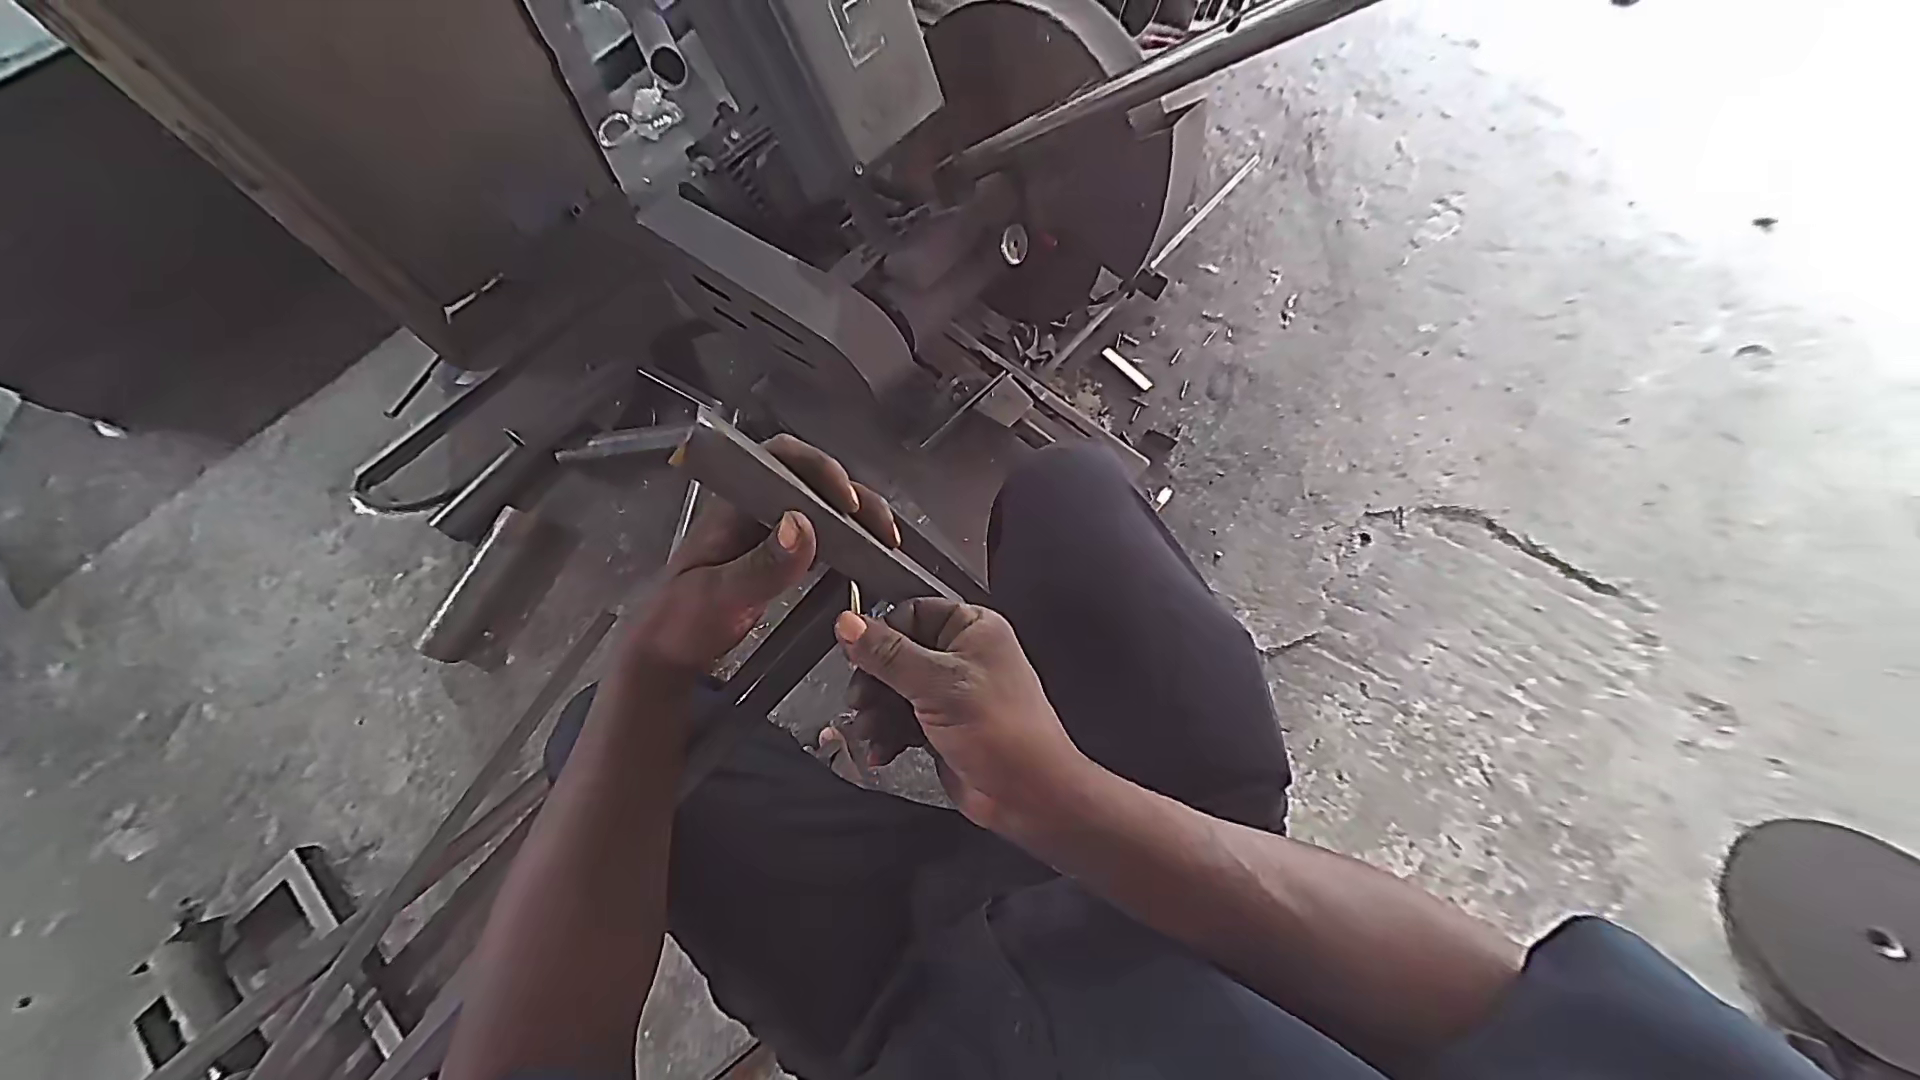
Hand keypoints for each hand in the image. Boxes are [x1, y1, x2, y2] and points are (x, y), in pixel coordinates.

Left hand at [622, 434, 899, 674]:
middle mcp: (756, 510)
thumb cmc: (679, 624)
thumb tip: (802, 525)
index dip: (820, 469)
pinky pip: (824, 534)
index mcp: (733, 506)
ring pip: (824, 507)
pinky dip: (852, 540)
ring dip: (860, 518)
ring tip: (887, 541)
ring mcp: (771, 532)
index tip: (848, 501)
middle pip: (812, 480)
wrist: (666, 656)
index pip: (779, 459)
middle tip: (883, 529)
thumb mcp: (718, 596)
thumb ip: (761, 565)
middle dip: (855, 496)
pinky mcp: (784, 556)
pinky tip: (870, 556)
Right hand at [835, 599, 1092, 832]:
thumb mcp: (939, 684)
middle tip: (861, 699)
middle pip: (897, 653)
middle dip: (875, 681)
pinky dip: (887, 733)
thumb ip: (889, 654)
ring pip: (895, 689)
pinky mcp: (942, 725)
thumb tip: (850, 625)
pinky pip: (901, 719)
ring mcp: (952, 692)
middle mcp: (963, 655)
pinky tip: (882, 748)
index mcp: (973, 629)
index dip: (882, 632)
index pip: (913, 612)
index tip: (856, 652)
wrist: (1029, 796)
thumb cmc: (1006, 732)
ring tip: (870, 730)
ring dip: (877, 711)